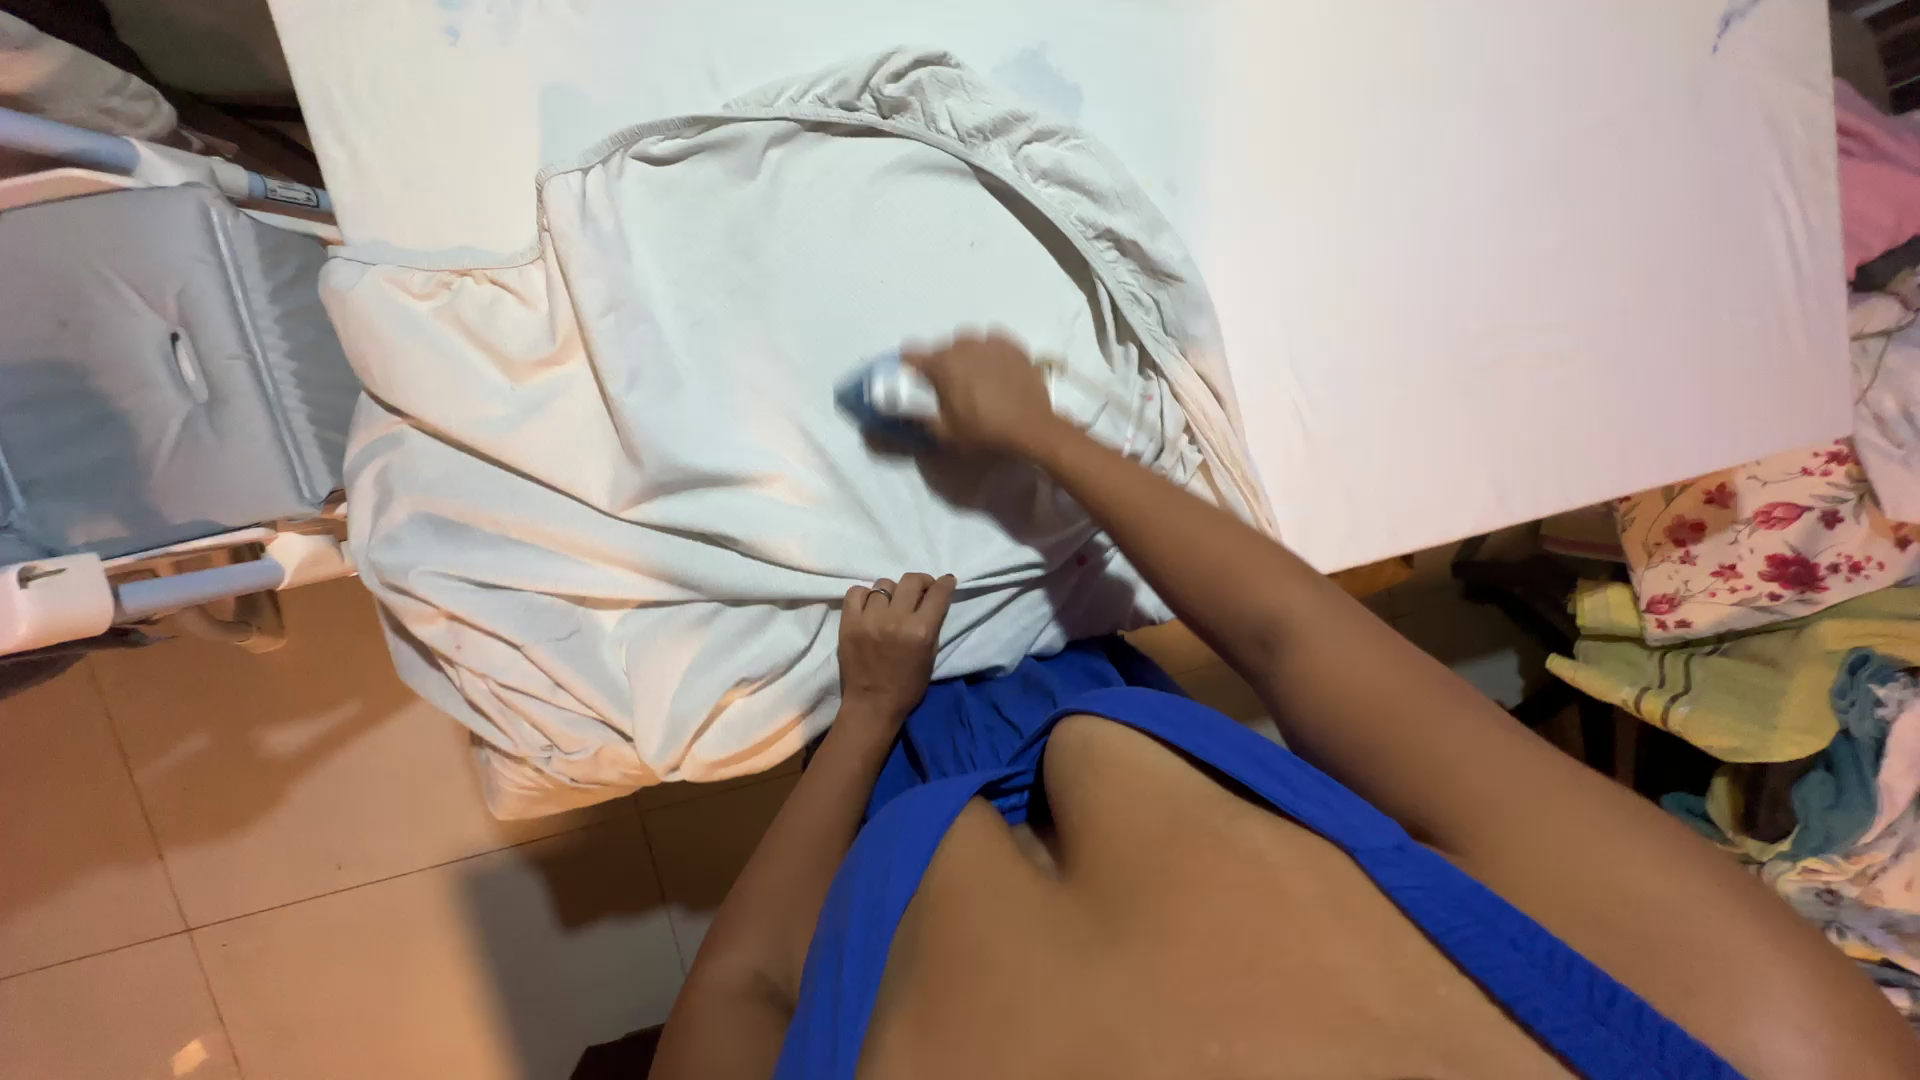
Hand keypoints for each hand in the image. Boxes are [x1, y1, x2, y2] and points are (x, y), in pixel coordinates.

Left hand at [837, 572, 957, 732]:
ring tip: (891, 605)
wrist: (872, 704)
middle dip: (921, 582)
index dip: (945, 583)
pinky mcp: (848, 622)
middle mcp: (896, 619)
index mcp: (921, 631)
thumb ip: (933, 625)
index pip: (938, 593)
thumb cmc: (908, 686)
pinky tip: (870, 607)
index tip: (946, 581)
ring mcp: (869, 619)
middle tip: (920, 592)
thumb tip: (933, 599)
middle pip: (911, 580)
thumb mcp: (931, 655)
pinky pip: (856, 592)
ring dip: (892, 592)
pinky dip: (865, 595)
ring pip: (884, 585)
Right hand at [903, 331, 1063, 454]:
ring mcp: (991, 343)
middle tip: (950, 388)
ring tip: (976, 378)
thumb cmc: (984, 433)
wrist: (1032, 429)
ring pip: (969, 342)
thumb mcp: (945, 434)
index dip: (907, 366)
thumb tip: (909, 411)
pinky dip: (990, 354)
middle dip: (941, 364)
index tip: (912, 378)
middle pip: (942, 348)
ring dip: (966, 356)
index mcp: (941, 364)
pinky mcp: (1014, 346)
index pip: (911, 354)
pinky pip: (994, 343)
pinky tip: (996, 371)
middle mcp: (964, 345)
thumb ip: (921, 418)